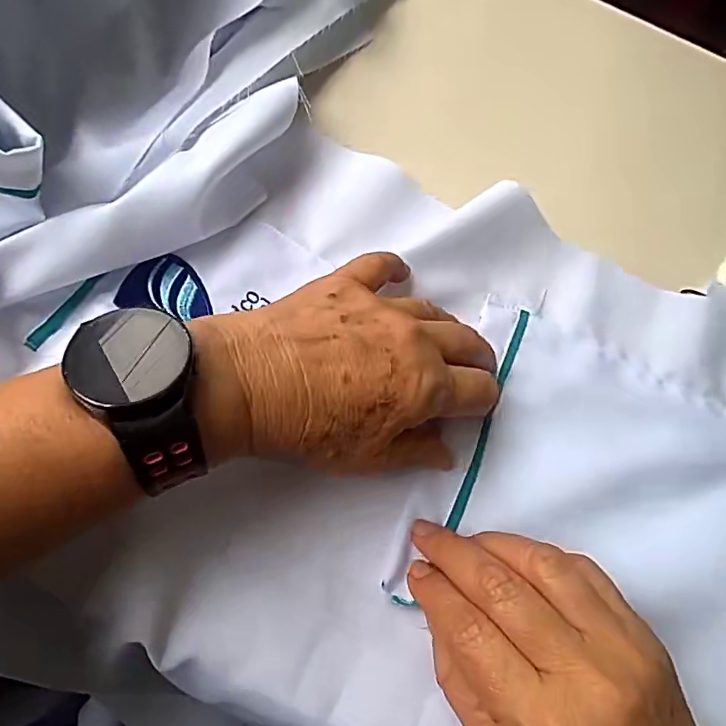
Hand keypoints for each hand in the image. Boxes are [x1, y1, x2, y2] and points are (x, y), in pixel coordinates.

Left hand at [188, 253, 498, 471]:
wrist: (247, 384)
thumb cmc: (305, 430)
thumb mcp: (364, 459)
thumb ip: (413, 452)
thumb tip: (447, 450)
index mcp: (426, 385)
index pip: (478, 391)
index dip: (479, 404)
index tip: (467, 410)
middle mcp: (414, 338)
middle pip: (466, 344)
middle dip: (473, 363)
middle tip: (463, 375)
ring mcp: (379, 307)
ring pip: (430, 308)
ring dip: (440, 327)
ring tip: (432, 340)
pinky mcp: (343, 285)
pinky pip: (380, 266)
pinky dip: (393, 270)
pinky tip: (398, 277)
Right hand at [405, 525, 725, 725]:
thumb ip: (459, 679)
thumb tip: (437, 611)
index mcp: (539, 722)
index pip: (472, 631)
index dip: (436, 592)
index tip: (415, 571)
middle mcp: (585, 678)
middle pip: (503, 591)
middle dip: (454, 554)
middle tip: (424, 536)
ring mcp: (623, 650)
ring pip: (547, 568)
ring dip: (494, 544)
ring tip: (462, 540)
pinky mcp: (645, 635)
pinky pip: (585, 573)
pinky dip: (539, 553)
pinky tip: (510, 554)